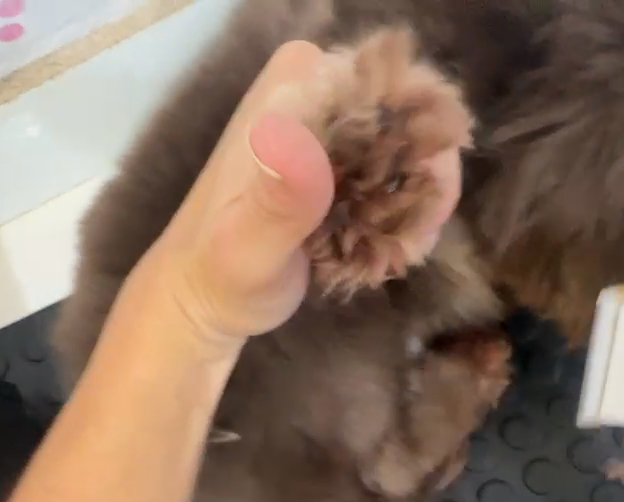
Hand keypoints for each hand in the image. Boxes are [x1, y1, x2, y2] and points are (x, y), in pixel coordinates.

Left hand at [132, 40, 462, 350]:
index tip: (412, 223)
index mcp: (296, 87)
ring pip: (412, 153)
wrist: (204, 294)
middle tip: (399, 250)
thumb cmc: (223, 277)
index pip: (397, 97)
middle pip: (413, 123)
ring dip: (411, 211)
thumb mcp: (249, 246)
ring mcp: (331, 119)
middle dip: (418, 192)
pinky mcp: (337, 154)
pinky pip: (395, 174)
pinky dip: (398, 216)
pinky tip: (378, 251)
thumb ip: (279, 202)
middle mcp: (319, 85)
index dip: (420, 159)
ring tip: (385, 255)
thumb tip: (301, 146)